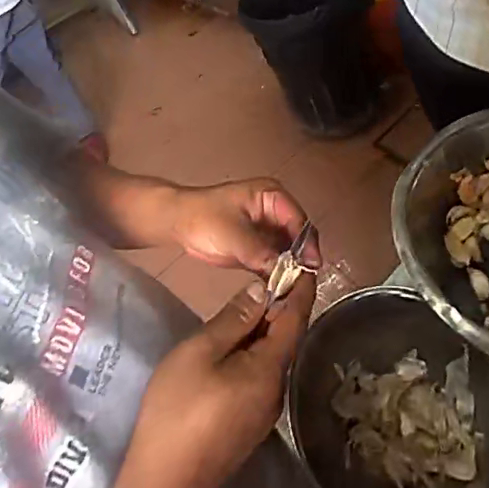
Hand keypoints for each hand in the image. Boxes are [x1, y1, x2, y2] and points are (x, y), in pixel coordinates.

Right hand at [108, 276, 316, 487]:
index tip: (303, 261)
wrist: (162, 487)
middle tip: (270, 274)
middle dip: (281, 306)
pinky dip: (256, 351)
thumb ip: (234, 319)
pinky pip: (261, 376)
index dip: (301, 287)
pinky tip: (236, 345)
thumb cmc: (177, 412)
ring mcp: (265, 412)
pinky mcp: (249, 425)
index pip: (296, 318)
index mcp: (270, 370)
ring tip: (249, 304)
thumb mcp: (199, 353)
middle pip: (286, 338)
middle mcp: (276, 390)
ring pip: (273, 358)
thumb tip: (262, 290)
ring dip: (266, 329)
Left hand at [172, 178, 318, 276]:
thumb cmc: (204, 219)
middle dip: (302, 258)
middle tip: (306, 284)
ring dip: (291, 267)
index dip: (308, 243)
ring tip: (296, 291)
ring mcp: (266, 228)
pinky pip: (274, 259)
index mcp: (272, 196)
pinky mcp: (257, 244)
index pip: (299, 219)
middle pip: (298, 235)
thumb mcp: (234, 235)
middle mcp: (274, 210)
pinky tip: (281, 290)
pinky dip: (278, 272)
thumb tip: (287, 272)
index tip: (312, 268)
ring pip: (288, 249)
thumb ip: (261, 252)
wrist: (176, 222)